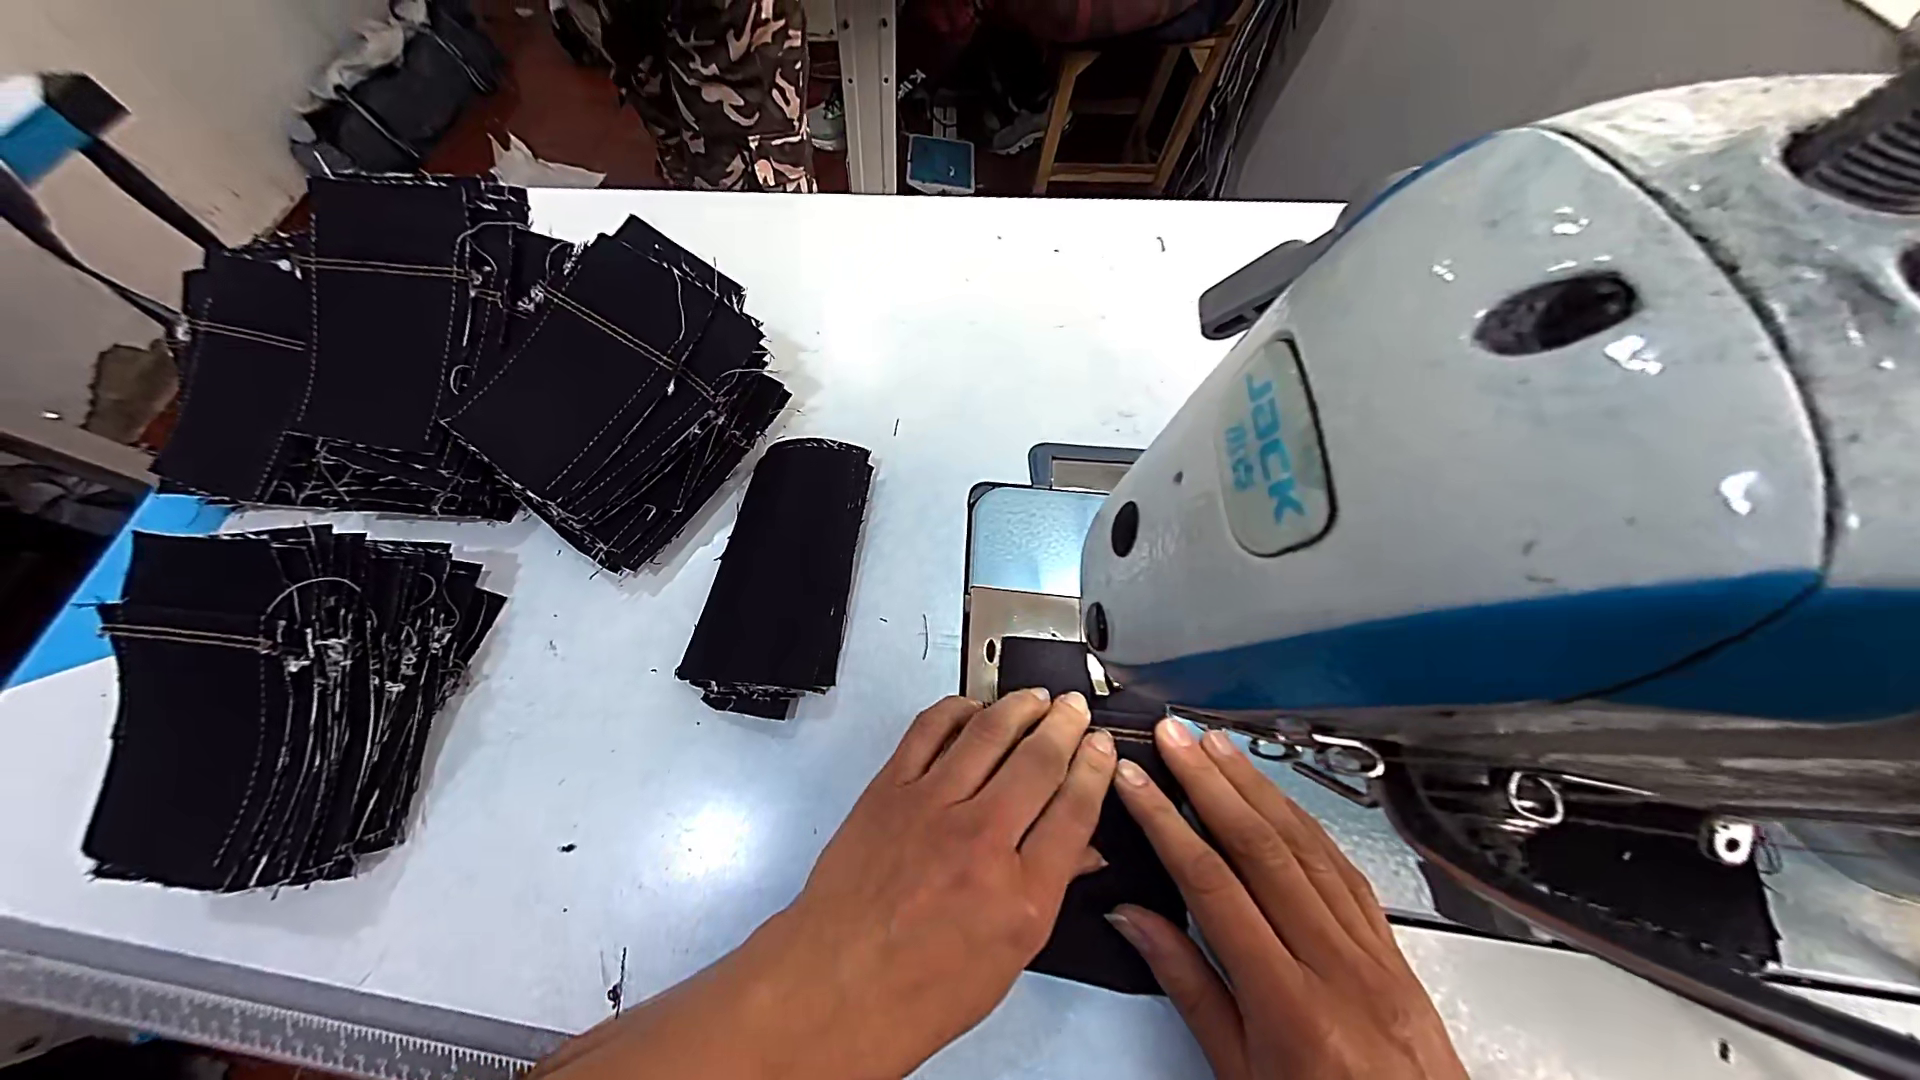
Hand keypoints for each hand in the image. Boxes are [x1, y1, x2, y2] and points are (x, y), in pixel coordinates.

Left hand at [776, 688, 1115, 1075]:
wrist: (837, 985)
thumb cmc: (917, 987)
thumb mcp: (1008, 957)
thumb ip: (1050, 890)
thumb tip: (1082, 848)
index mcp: (1021, 894)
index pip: (1075, 809)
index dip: (1095, 767)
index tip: (1101, 747)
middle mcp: (979, 841)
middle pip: (1039, 760)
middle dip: (1066, 724)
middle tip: (1075, 708)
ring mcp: (931, 807)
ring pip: (988, 733)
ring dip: (1020, 707)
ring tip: (1036, 697)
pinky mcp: (890, 789)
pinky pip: (928, 730)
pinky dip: (956, 709)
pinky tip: (973, 707)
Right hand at [1107, 719, 1467, 1079]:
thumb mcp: (1240, 1076)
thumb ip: (1186, 986)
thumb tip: (1132, 917)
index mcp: (1292, 1008)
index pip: (1212, 885)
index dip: (1165, 822)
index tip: (1135, 782)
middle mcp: (1340, 970)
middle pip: (1262, 848)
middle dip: (1209, 781)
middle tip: (1176, 738)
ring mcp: (1376, 956)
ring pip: (1307, 846)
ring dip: (1256, 786)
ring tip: (1218, 747)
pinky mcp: (1396, 953)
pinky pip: (1345, 870)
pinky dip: (1304, 821)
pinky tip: (1277, 796)